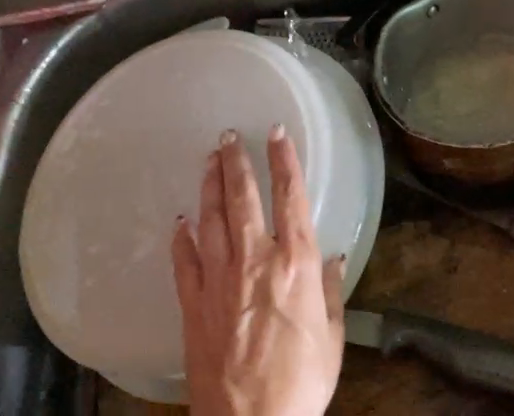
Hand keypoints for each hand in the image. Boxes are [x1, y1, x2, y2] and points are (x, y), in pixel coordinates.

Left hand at [172, 126, 345, 415]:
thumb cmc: (302, 381)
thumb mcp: (331, 334)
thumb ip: (330, 289)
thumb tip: (333, 256)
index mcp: (296, 262)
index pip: (290, 196)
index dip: (284, 159)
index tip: (277, 132)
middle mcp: (256, 260)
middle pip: (244, 198)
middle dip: (237, 162)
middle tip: (228, 135)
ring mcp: (219, 281)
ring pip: (212, 220)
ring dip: (210, 186)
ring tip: (208, 160)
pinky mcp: (193, 306)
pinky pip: (184, 262)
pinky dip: (182, 237)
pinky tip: (181, 221)